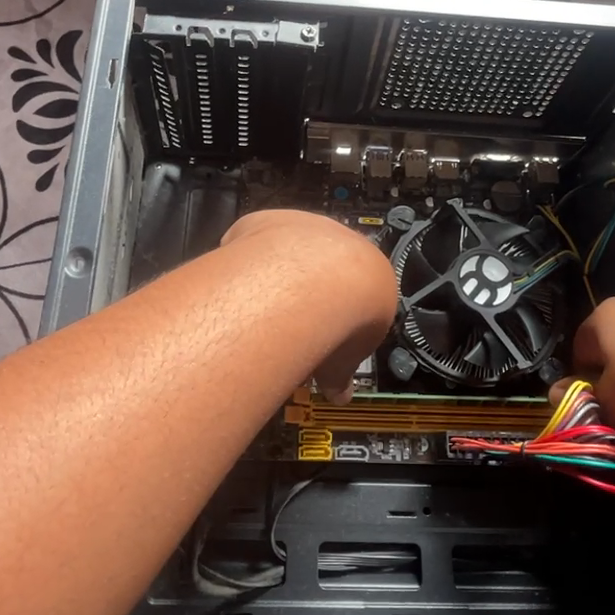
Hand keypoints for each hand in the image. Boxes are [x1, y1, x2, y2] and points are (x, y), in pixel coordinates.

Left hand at [220, 208, 396, 401]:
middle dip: (307, 297)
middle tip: (290, 330)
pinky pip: (255, 239)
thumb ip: (340, 374)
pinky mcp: (267, 219)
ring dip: (277, 277)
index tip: (324, 341)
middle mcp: (341, 241)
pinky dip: (248, 262)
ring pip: (288, 250)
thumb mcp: (347, 361)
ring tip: (263, 313)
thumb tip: (338, 394)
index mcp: (372, 273)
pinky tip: (242, 289)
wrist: (315, 281)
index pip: (358, 295)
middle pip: (322, 270)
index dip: (339, 320)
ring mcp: (303, 225)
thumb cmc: (343, 320)